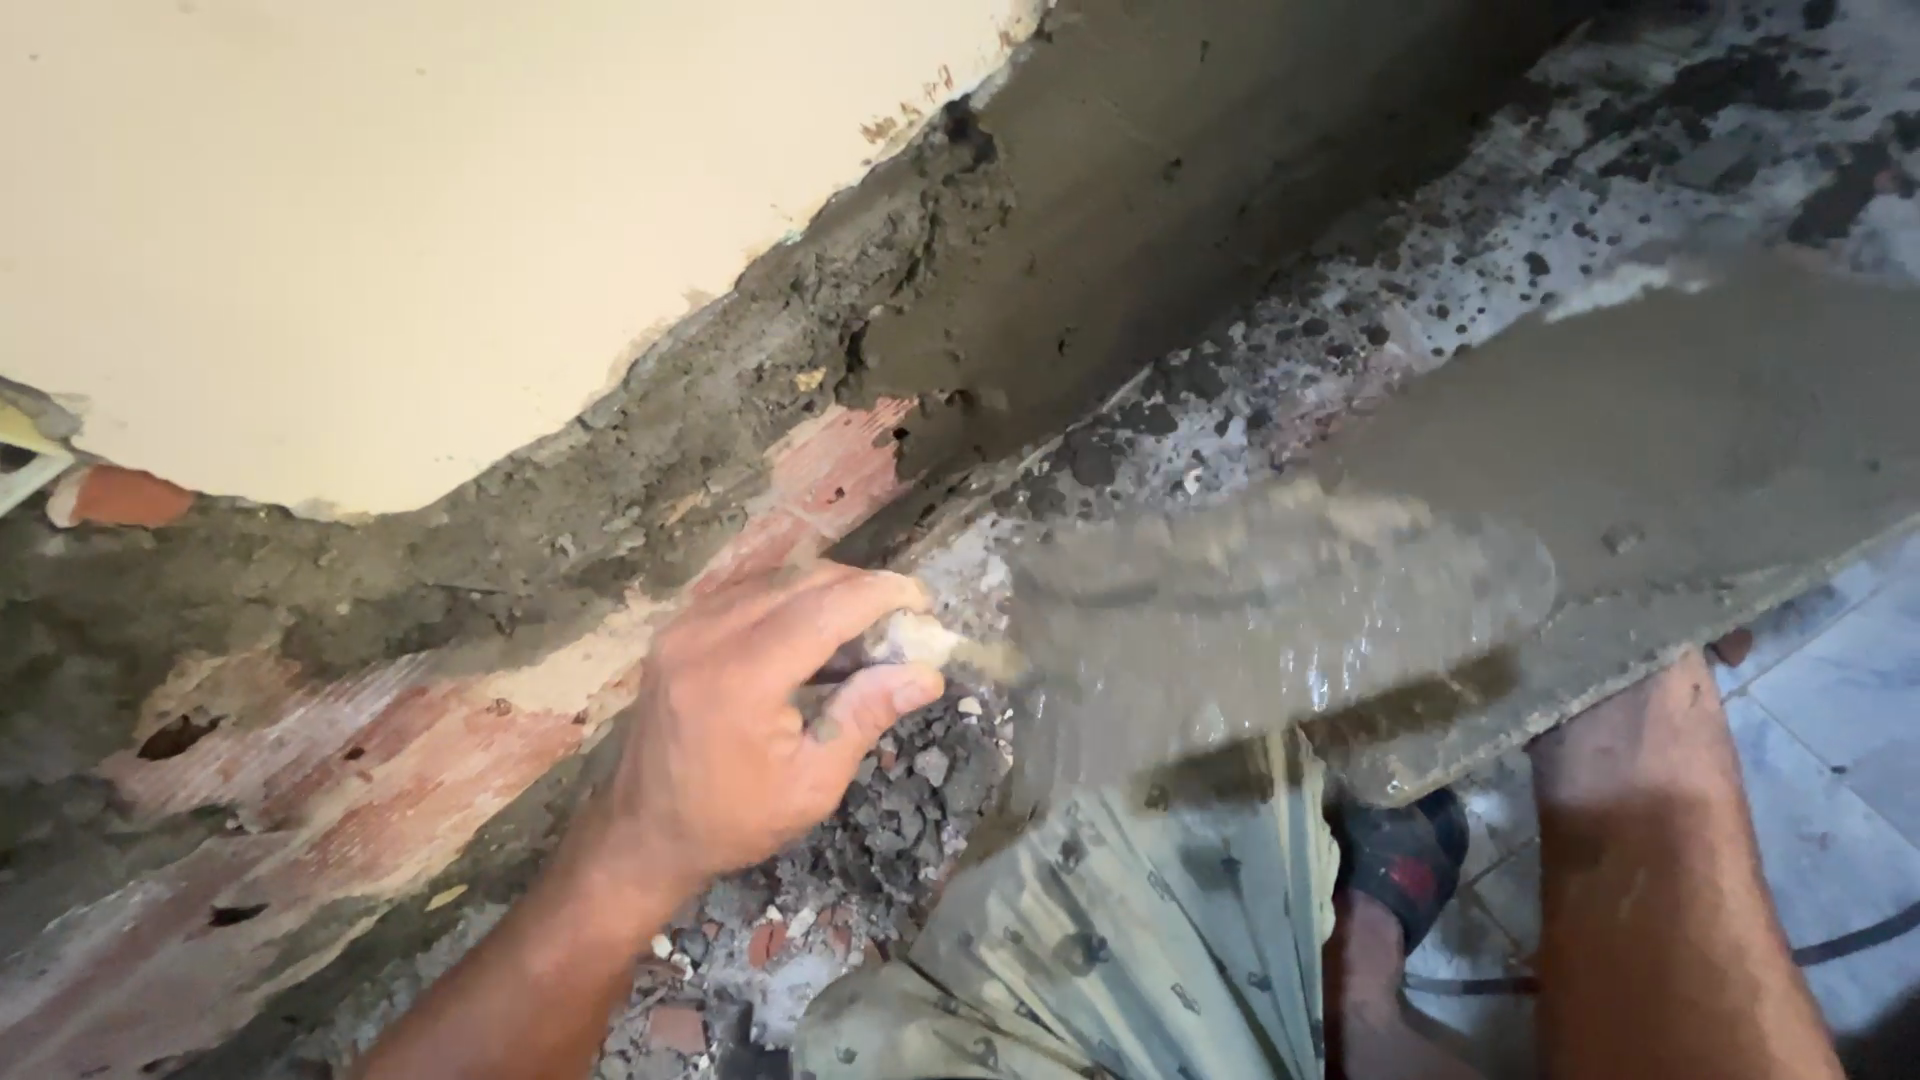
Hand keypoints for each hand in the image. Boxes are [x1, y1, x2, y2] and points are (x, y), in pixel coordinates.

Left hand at [577, 562, 945, 895]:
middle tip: (900, 614)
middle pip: (801, 582)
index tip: (921, 598)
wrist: (643, 832)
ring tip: (864, 624)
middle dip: (859, 587)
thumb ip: (865, 716)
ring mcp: (684, 626)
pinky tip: (816, 627)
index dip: (877, 594)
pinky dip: (792, 596)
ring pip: (775, 578)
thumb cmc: (733, 820)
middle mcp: (705, 636)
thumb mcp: (812, 784)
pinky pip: (749, 590)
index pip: (822, 609)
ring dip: (828, 589)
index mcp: (739, 680)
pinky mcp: (678, 626)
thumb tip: (927, 674)